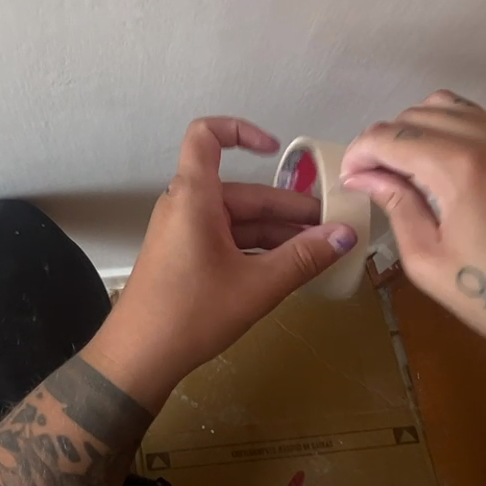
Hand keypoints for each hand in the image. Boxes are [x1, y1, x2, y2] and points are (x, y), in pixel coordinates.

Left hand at [84, 117, 357, 408]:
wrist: (139, 355)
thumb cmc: (192, 312)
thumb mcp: (256, 286)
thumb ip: (303, 258)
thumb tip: (346, 234)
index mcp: (194, 195)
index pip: (206, 136)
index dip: (240, 130)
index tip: (275, 148)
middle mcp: (186, 203)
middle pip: (243, 191)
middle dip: (288, 208)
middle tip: (335, 227)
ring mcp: (184, 229)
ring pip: (238, 218)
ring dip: (278, 232)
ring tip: (324, 251)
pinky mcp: (186, 253)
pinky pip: (227, 237)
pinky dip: (258, 247)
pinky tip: (292, 267)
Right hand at [340, 91, 485, 385]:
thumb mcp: (428, 260)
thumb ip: (395, 204)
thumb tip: (363, 176)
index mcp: (459, 168)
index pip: (390, 136)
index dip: (359, 153)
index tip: (347, 178)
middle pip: (414, 115)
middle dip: (383, 140)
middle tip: (370, 176)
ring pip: (446, 106)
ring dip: (414, 127)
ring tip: (401, 164)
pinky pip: (476, 119)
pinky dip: (446, 126)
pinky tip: (437, 161)